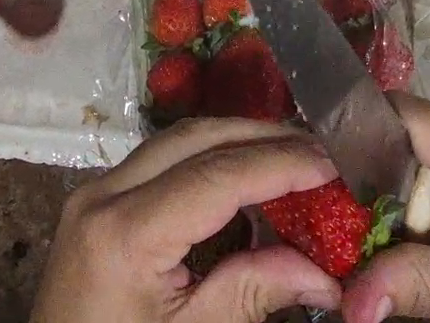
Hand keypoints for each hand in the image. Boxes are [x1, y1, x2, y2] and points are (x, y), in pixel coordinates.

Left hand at [32, 118, 342, 322]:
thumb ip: (254, 293)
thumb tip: (328, 274)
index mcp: (125, 231)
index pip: (217, 175)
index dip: (279, 163)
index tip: (333, 162)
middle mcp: (104, 192)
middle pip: (195, 138)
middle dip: (262, 136)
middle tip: (319, 150)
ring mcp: (96, 191)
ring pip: (176, 140)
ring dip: (235, 139)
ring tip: (291, 154)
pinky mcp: (97, 200)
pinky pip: (159, 159)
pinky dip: (207, 156)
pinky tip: (243, 173)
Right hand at [342, 95, 429, 322]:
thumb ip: (414, 288)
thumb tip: (347, 305)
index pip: (407, 115)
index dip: (358, 131)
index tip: (314, 165)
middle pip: (406, 130)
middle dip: (370, 171)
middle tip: (330, 209)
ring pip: (416, 144)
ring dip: (391, 184)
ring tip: (363, 223)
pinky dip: (414, 190)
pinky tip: (407, 226)